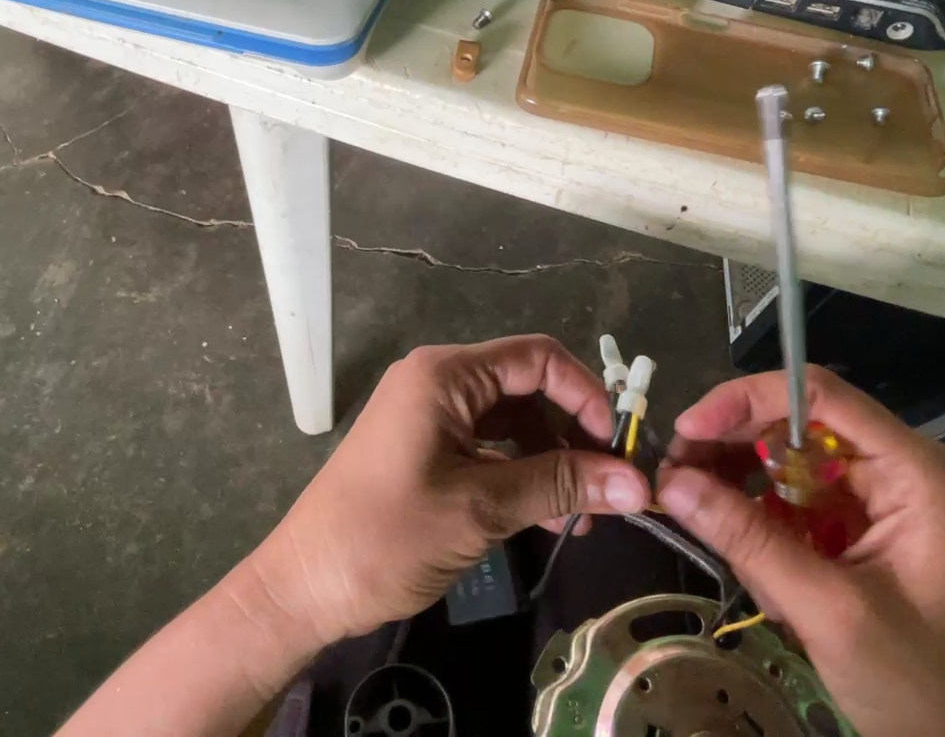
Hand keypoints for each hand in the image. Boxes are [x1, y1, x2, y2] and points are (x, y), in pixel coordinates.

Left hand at [248, 335, 651, 645]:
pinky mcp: (427, 450)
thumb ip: (559, 486)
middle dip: (571, 437)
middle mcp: (439, 382)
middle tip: (607, 493)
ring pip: (512, 423)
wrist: (305, 586)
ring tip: (581, 521)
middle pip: (527, 389)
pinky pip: (488, 448)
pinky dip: (521, 476)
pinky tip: (546, 517)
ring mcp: (430, 416)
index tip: (617, 449)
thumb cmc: (385, 536)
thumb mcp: (480, 508)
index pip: (537, 358)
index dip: (586, 395)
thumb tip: (639, 483)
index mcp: (444, 374)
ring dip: (550, 463)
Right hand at [657, 367, 944, 736]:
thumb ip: (749, 540)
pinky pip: (799, 507)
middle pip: (797, 427)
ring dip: (745, 496)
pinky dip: (767, 530)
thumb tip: (670, 481)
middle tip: (675, 481)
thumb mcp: (832, 613)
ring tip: (716, 537)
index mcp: (916, 472)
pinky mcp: (869, 535)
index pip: (817, 396)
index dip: (743, 401)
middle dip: (732, 450)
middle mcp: (902, 471)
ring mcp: (887, 503)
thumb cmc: (932, 693)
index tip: (685, 431)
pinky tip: (763, 576)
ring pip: (790, 467)